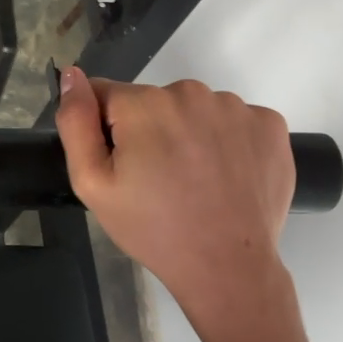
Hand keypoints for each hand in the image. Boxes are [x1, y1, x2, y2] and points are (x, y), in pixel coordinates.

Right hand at [55, 67, 295, 334]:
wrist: (226, 266)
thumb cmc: (151, 228)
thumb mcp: (92, 183)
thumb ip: (76, 123)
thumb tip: (71, 75)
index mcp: (144, 104)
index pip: (107, 95)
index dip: (105, 131)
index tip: (122, 167)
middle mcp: (192, 92)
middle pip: (152, 102)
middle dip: (148, 131)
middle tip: (154, 181)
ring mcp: (237, 107)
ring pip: (193, 110)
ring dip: (188, 135)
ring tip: (191, 182)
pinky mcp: (270, 124)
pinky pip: (233, 121)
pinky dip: (225, 142)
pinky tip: (223, 177)